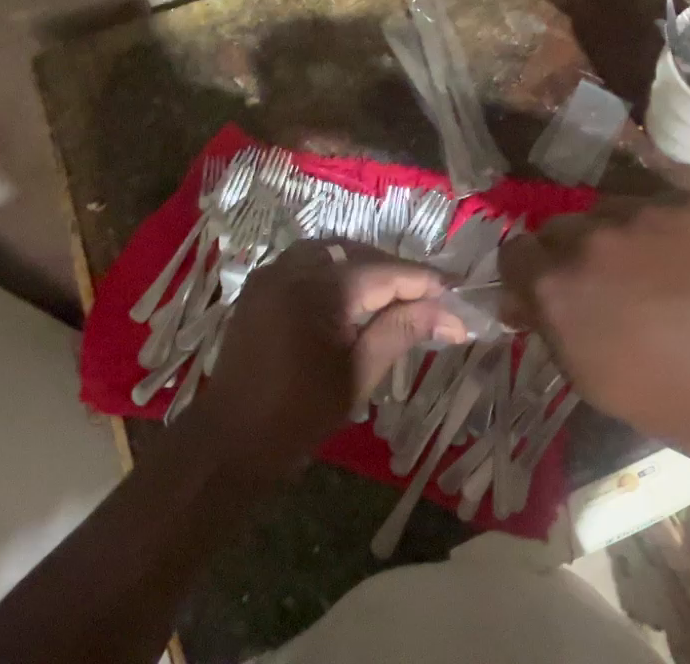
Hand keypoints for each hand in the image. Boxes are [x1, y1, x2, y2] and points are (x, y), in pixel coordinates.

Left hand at [188, 241, 465, 478]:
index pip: (384, 271)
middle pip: (358, 253)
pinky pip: (305, 262)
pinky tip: (354, 294)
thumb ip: (401, 331)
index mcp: (319, 289)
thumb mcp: (359, 374)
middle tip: (432, 297)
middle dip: (396, 271)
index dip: (424, 281)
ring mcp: (270, 273)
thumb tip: (451, 314)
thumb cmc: (299, 414)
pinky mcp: (259, 285)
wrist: (231, 439)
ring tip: (397, 294)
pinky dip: (335, 269)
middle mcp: (291, 267)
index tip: (458, 293)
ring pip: (331, 251)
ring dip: (366, 266)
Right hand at [497, 195, 689, 459]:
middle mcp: (591, 237)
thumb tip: (525, 298)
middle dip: (569, 254)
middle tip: (606, 286)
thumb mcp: (591, 379)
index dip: (528, 275)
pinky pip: (662, 207)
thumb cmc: (678, 402)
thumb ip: (550, 326)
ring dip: (616, 236)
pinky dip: (667, 231)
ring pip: (609, 210)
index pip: (514, 253)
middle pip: (558, 228)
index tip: (546, 293)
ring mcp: (646, 212)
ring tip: (657, 272)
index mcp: (556, 285)